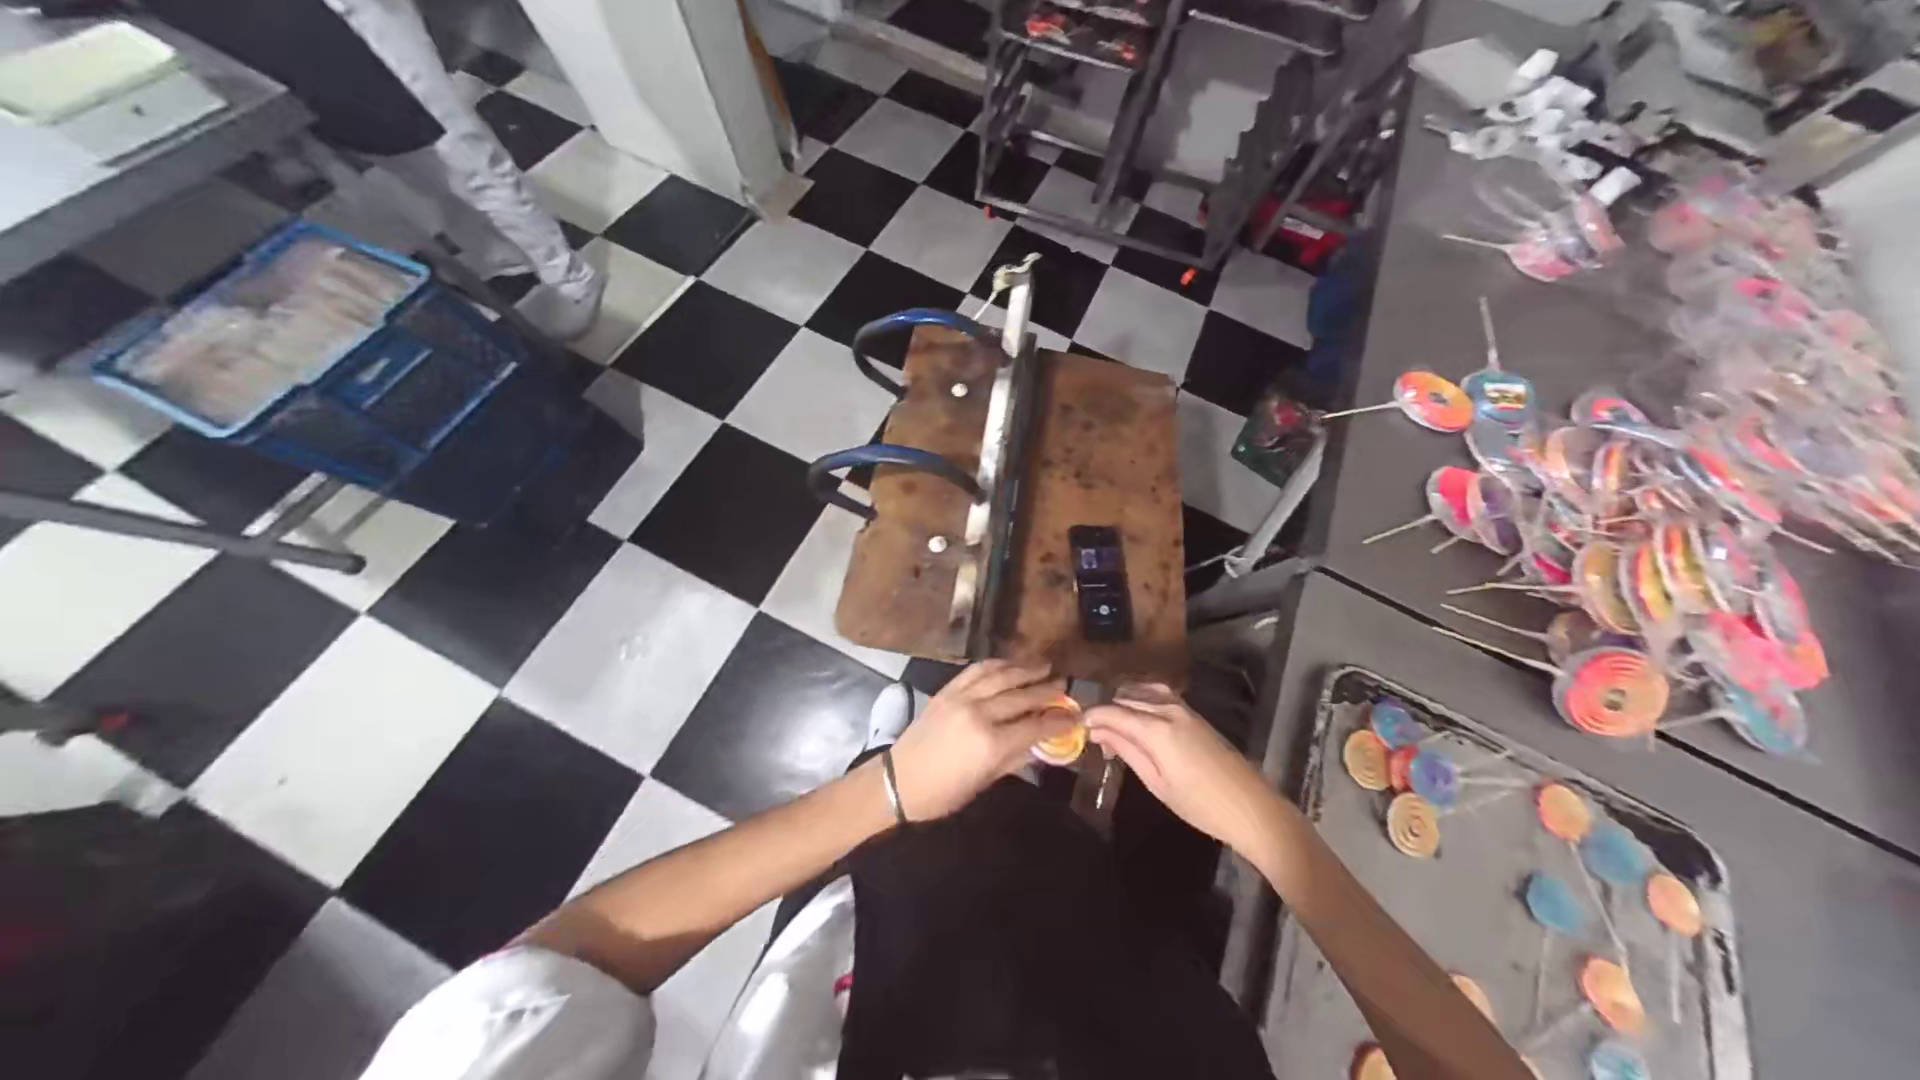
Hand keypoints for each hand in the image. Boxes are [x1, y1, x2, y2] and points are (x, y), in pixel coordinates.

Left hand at [888, 661, 1072, 820]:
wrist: (898, 781)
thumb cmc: (943, 793)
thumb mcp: (985, 781)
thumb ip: (1016, 758)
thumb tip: (1042, 744)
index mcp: (990, 743)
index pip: (1035, 726)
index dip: (1058, 720)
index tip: (1075, 715)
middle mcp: (979, 714)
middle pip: (1021, 697)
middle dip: (1046, 691)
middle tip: (1064, 688)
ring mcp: (961, 698)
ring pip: (1000, 677)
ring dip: (1025, 670)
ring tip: (1044, 667)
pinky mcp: (947, 691)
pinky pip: (976, 671)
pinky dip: (996, 665)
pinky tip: (1009, 665)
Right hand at [1085, 684, 1279, 855]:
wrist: (1251, 807)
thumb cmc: (1200, 804)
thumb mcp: (1156, 782)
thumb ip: (1126, 750)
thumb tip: (1098, 731)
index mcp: (1157, 729)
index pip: (1113, 711)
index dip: (1091, 716)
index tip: (1076, 727)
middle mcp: (1168, 709)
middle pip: (1125, 697)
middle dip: (1105, 711)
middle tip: (1092, 735)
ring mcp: (1183, 708)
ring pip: (1141, 691)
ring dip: (1122, 702)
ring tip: (1112, 727)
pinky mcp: (1193, 713)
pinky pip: (1157, 695)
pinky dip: (1139, 701)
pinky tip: (1135, 721)